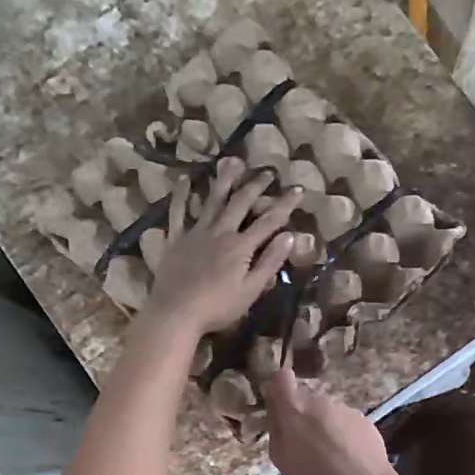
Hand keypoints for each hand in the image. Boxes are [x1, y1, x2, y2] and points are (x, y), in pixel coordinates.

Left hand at [145, 157, 302, 335]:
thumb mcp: (251, 290)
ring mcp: (196, 232)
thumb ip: (270, 262)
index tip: (298, 189)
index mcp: (241, 246)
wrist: (176, 312)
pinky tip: (186, 180)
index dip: (285, 204)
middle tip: (268, 172)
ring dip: (225, 180)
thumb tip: (289, 236)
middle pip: (241, 202)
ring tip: (234, 162)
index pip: (269, 221)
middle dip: (257, 185)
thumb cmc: (218, 307)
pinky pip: (178, 212)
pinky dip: (182, 195)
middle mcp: (220, 231)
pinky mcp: (176, 238)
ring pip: (213, 200)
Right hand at [264, 368, 405, 474]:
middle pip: (306, 398)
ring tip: (330, 454)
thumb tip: (276, 410)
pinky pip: (346, 420)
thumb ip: (276, 428)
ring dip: (325, 424)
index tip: (281, 405)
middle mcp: (320, 400)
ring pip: (327, 410)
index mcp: (295, 408)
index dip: (280, 388)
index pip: (282, 378)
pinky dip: (343, 432)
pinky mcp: (363, 418)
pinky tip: (348, 455)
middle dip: (303, 414)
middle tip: (306, 442)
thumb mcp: (281, 459)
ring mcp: (344, 407)